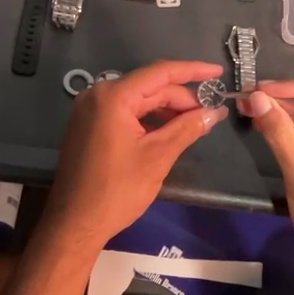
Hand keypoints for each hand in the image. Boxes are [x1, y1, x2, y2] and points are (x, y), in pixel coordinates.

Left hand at [41, 60, 227, 251]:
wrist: (74, 223)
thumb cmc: (116, 190)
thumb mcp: (157, 157)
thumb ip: (187, 128)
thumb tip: (214, 112)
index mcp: (113, 96)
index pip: (160, 73)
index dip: (193, 71)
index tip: (218, 72)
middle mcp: (98, 94)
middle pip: (149, 86)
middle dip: (181, 97)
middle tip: (211, 111)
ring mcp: (90, 110)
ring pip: (138, 100)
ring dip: (166, 108)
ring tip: (195, 121)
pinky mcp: (89, 125)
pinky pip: (125, 112)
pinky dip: (148, 118)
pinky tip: (169, 129)